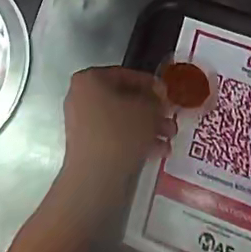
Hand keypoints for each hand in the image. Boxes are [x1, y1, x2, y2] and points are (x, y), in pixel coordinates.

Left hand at [52, 67, 172, 216]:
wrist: (96, 176)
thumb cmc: (121, 132)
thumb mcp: (148, 109)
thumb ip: (156, 99)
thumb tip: (157, 99)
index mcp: (89, 79)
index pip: (125, 74)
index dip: (151, 84)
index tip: (168, 94)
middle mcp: (80, 97)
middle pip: (123, 98)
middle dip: (151, 110)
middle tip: (170, 118)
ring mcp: (81, 122)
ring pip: (121, 119)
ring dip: (147, 127)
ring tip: (169, 138)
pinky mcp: (86, 145)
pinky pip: (114, 136)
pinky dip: (135, 140)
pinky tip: (157, 151)